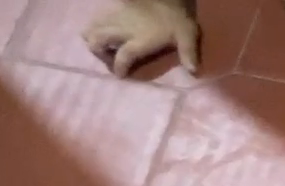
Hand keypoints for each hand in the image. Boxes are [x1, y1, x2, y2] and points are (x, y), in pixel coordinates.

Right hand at [83, 0, 199, 76]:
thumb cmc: (177, 19)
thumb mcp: (188, 37)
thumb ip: (189, 54)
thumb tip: (193, 72)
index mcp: (140, 39)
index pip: (124, 55)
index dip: (119, 65)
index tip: (119, 75)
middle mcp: (122, 29)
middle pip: (97, 40)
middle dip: (98, 52)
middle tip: (109, 60)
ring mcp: (114, 19)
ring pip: (91, 28)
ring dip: (92, 40)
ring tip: (105, 49)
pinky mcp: (111, 11)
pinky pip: (94, 20)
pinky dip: (94, 28)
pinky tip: (103, 35)